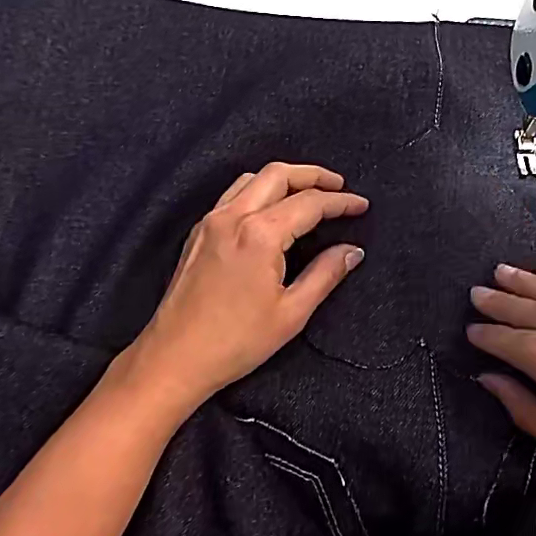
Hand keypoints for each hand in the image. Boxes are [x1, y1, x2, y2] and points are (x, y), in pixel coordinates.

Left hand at [129, 163, 367, 408]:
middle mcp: (232, 218)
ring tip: (309, 193)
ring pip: (253, 179)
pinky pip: (234, 195)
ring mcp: (211, 222)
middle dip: (314, 175)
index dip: (341, 202)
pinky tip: (272, 210)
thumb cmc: (234, 342)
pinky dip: (260, 190)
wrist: (173, 360)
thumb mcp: (292, 313)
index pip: (310, 203)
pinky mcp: (198, 234)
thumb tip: (352, 251)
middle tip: (339, 187)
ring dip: (285, 179)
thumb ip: (326, 274)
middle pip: (279, 174)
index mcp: (259, 235)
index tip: (362, 205)